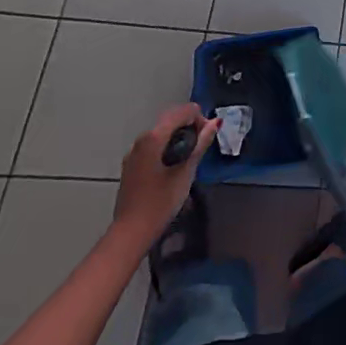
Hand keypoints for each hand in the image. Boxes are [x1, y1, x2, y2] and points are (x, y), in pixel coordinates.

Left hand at [113, 104, 219, 234]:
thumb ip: (200, 145)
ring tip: (192, 155)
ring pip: (161, 132)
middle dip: (189, 125)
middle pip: (170, 119)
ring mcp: (134, 153)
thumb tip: (214, 123)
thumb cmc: (160, 202)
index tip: (209, 136)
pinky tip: (175, 164)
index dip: (199, 118)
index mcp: (154, 138)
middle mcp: (141, 140)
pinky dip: (167, 146)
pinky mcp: (132, 164)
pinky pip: (153, 145)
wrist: (131, 231)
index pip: (182, 112)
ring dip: (179, 136)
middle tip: (204, 143)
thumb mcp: (186, 172)